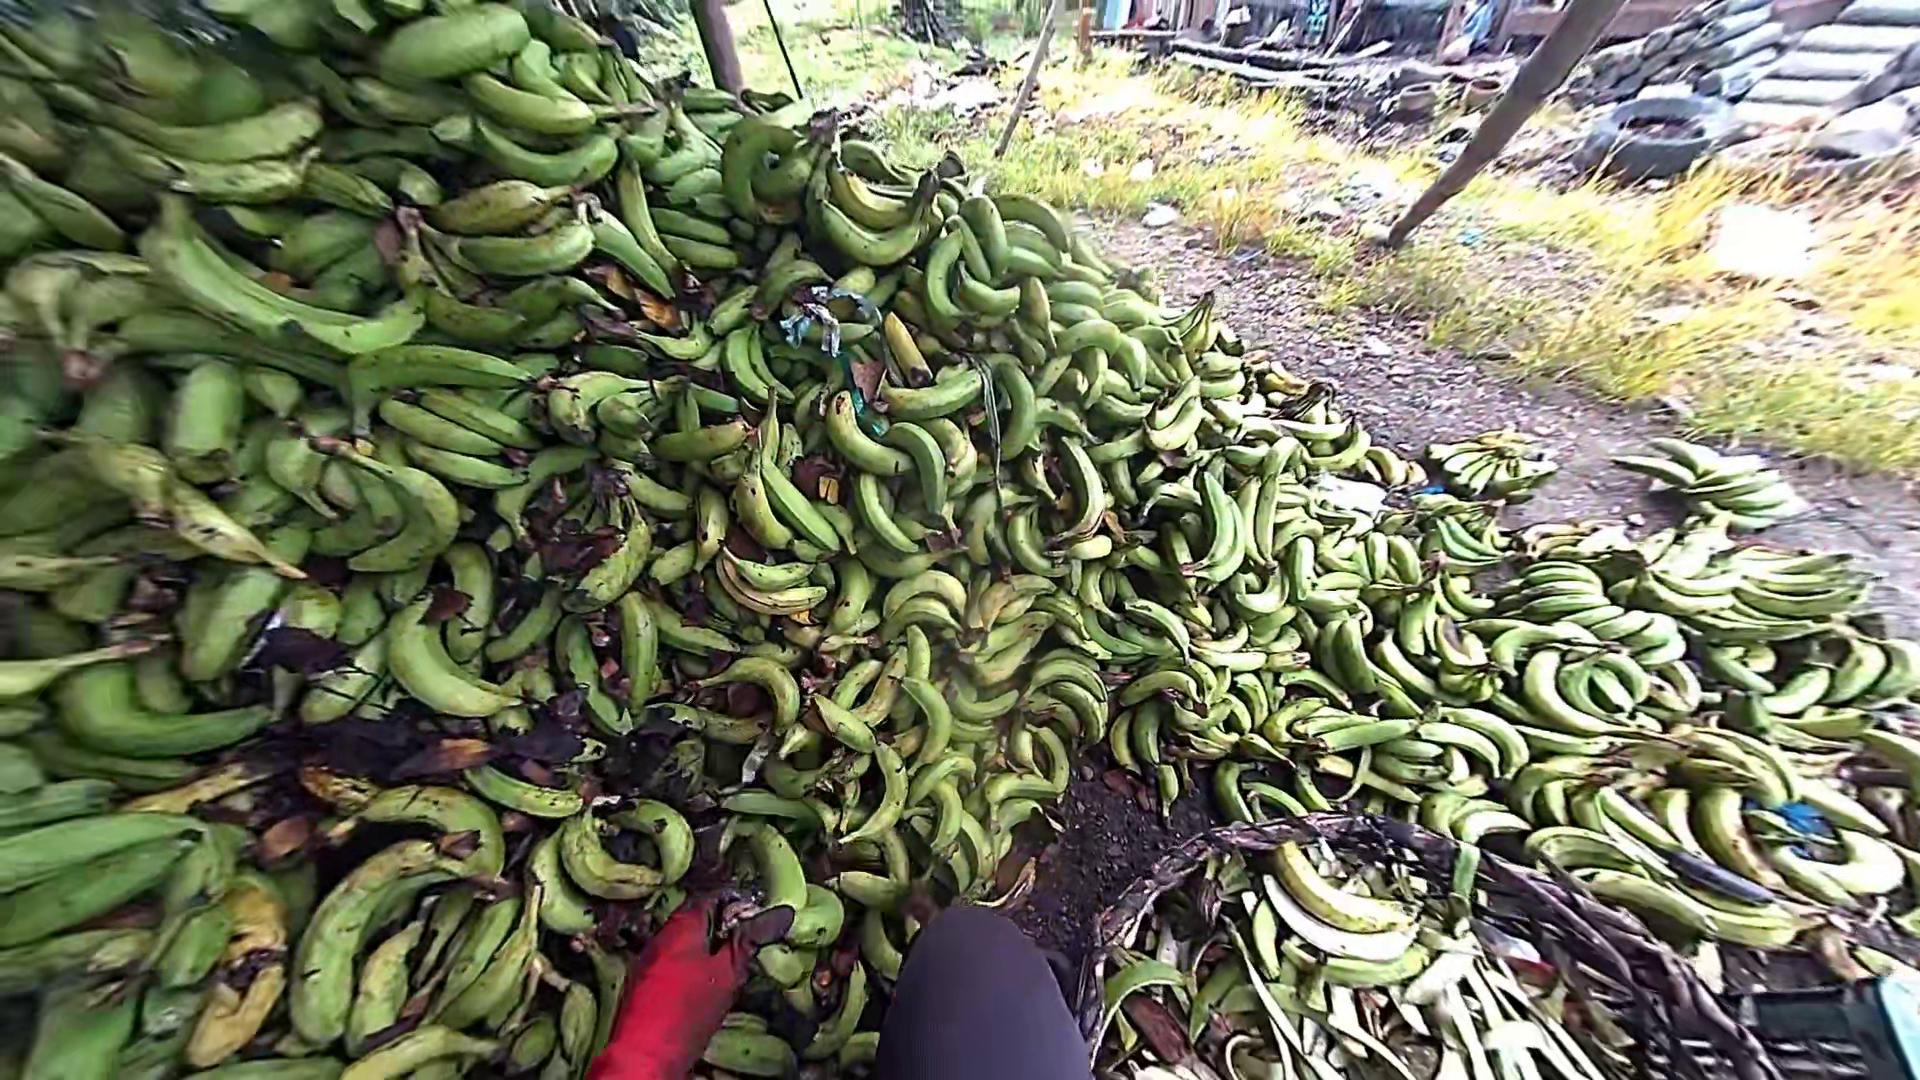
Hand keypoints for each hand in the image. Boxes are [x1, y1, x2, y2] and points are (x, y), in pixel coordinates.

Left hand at [585, 892, 794, 1079]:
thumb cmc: (688, 1010)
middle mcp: (661, 935)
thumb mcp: (729, 972)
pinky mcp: (640, 986)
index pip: (713, 896)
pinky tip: (702, 986)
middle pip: (697, 918)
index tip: (755, 917)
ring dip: (705, 948)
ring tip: (727, 966)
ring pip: (684, 942)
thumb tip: (785, 912)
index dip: (737, 903)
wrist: (640, 1063)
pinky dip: (689, 966)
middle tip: (745, 943)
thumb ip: (753, 938)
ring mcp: (647, 961)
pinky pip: (671, 962)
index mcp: (682, 924)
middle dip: (722, 927)